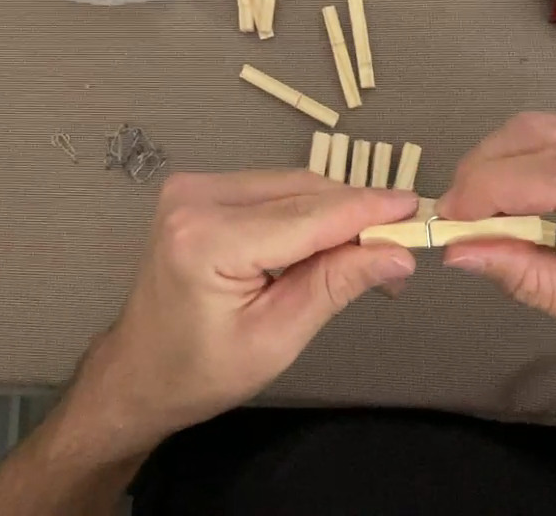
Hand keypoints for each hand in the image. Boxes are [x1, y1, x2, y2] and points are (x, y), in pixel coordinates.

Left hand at [61, 171, 419, 457]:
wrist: (139, 369)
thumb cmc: (201, 371)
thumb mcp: (276, 338)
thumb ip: (335, 285)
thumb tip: (397, 252)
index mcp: (207, 238)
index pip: (306, 215)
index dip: (366, 209)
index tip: (417, 209)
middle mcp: (196, 196)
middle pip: (299, 191)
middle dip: (354, 213)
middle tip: (400, 246)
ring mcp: (193, 186)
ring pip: (287, 184)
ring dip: (331, 211)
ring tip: (368, 250)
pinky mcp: (197, 188)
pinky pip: (267, 189)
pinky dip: (302, 210)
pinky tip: (325, 239)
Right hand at [438, 113, 555, 377]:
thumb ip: (538, 284)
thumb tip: (460, 252)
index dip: (491, 190)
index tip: (447, 221)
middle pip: (540, 135)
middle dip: (481, 170)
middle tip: (453, 217)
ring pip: (541, 124)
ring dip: (494, 159)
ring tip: (476, 207)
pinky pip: (555, 129)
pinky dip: (517, 155)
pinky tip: (511, 192)